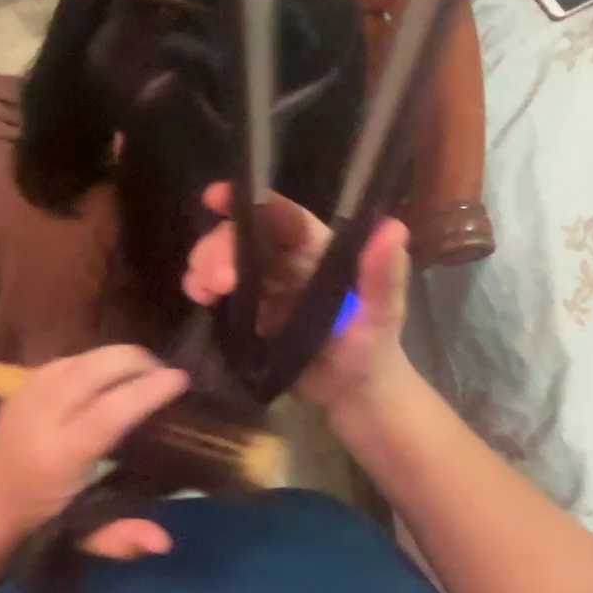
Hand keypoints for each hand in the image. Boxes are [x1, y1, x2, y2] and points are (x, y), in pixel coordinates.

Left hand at [0, 345, 187, 540]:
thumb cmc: (44, 521)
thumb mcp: (85, 538)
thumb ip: (123, 538)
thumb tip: (165, 542)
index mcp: (58, 459)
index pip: (106, 413)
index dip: (144, 392)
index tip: (178, 380)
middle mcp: (39, 420)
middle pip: (90, 371)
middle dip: (132, 361)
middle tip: (163, 372)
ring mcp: (24, 398)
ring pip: (77, 359)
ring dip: (114, 358)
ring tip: (142, 369)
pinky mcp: (17, 388)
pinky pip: (63, 361)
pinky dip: (92, 361)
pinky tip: (109, 372)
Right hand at [182, 182, 413, 412]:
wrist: (353, 394)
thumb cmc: (374, 348)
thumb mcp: (383, 313)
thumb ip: (384, 274)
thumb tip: (393, 228)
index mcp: (316, 251)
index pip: (280, 216)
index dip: (248, 201)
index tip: (217, 197)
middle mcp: (285, 262)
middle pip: (244, 238)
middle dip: (220, 248)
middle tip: (215, 280)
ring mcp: (263, 289)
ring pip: (224, 261)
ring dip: (205, 267)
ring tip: (200, 291)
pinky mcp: (246, 316)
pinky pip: (218, 294)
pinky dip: (201, 290)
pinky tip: (199, 300)